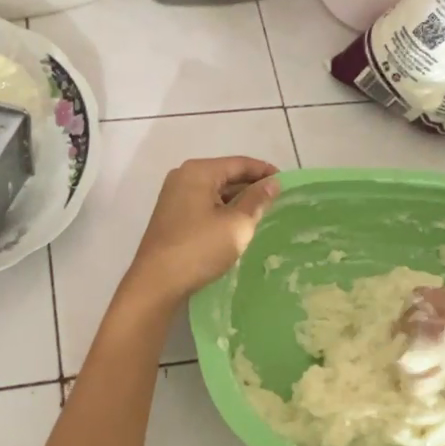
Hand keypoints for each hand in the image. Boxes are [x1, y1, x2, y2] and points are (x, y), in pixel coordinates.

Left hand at [120, 157, 280, 305]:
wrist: (157, 282)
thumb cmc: (199, 248)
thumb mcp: (236, 224)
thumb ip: (256, 200)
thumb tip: (273, 183)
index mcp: (198, 171)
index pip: (240, 163)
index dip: (265, 172)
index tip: (287, 184)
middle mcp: (183, 177)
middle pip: (226, 175)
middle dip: (251, 186)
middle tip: (278, 201)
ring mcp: (174, 197)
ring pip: (215, 192)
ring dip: (237, 201)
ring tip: (262, 214)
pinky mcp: (172, 216)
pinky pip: (204, 205)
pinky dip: (222, 211)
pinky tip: (237, 225)